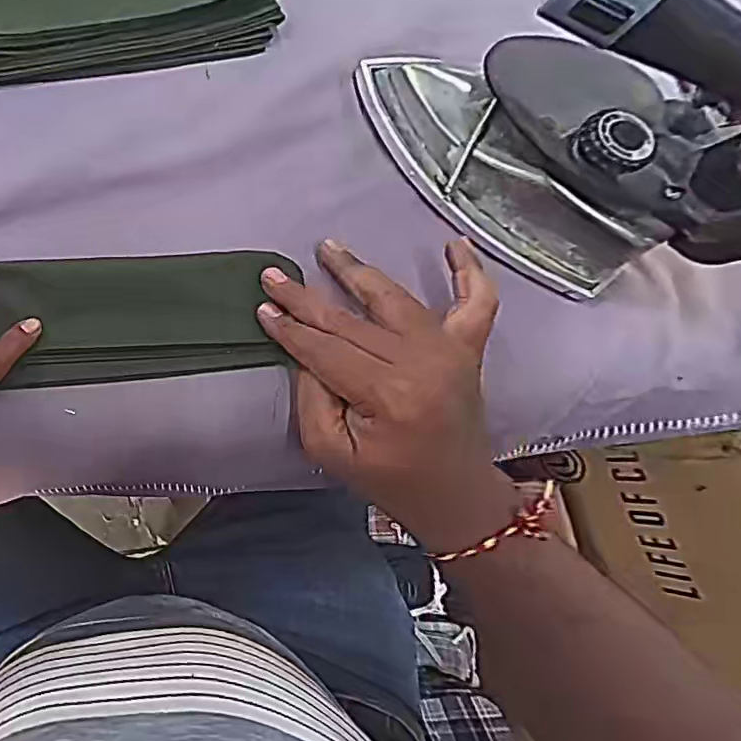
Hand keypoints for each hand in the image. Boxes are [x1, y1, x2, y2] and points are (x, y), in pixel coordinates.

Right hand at [256, 239, 515, 549]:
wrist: (454, 495)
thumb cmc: (388, 479)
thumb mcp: (331, 451)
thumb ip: (312, 398)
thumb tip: (303, 351)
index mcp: (388, 395)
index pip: (326, 350)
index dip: (290, 329)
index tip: (263, 306)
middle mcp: (422, 363)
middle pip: (351, 322)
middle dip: (306, 299)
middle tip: (274, 275)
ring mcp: (450, 351)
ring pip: (395, 300)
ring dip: (358, 271)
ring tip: (328, 248)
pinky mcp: (468, 349)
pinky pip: (477, 302)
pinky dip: (469, 272)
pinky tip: (455, 245)